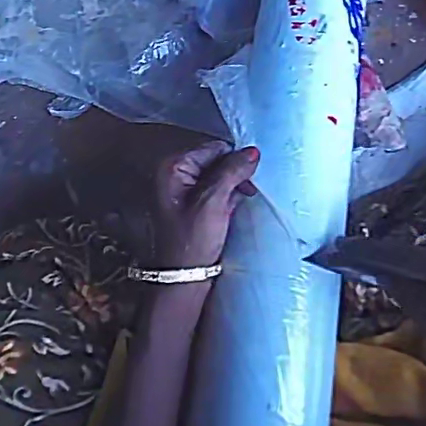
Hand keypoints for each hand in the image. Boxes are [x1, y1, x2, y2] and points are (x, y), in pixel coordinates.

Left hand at [149, 140, 259, 268]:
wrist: (183, 277)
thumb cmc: (193, 239)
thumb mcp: (214, 201)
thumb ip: (232, 171)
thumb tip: (253, 151)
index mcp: (173, 167)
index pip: (213, 148)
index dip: (234, 160)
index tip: (249, 177)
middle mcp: (173, 174)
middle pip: (215, 160)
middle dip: (234, 174)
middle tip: (247, 191)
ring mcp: (181, 190)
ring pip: (218, 177)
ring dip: (233, 187)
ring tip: (239, 203)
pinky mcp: (191, 205)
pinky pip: (215, 191)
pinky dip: (227, 197)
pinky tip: (233, 210)